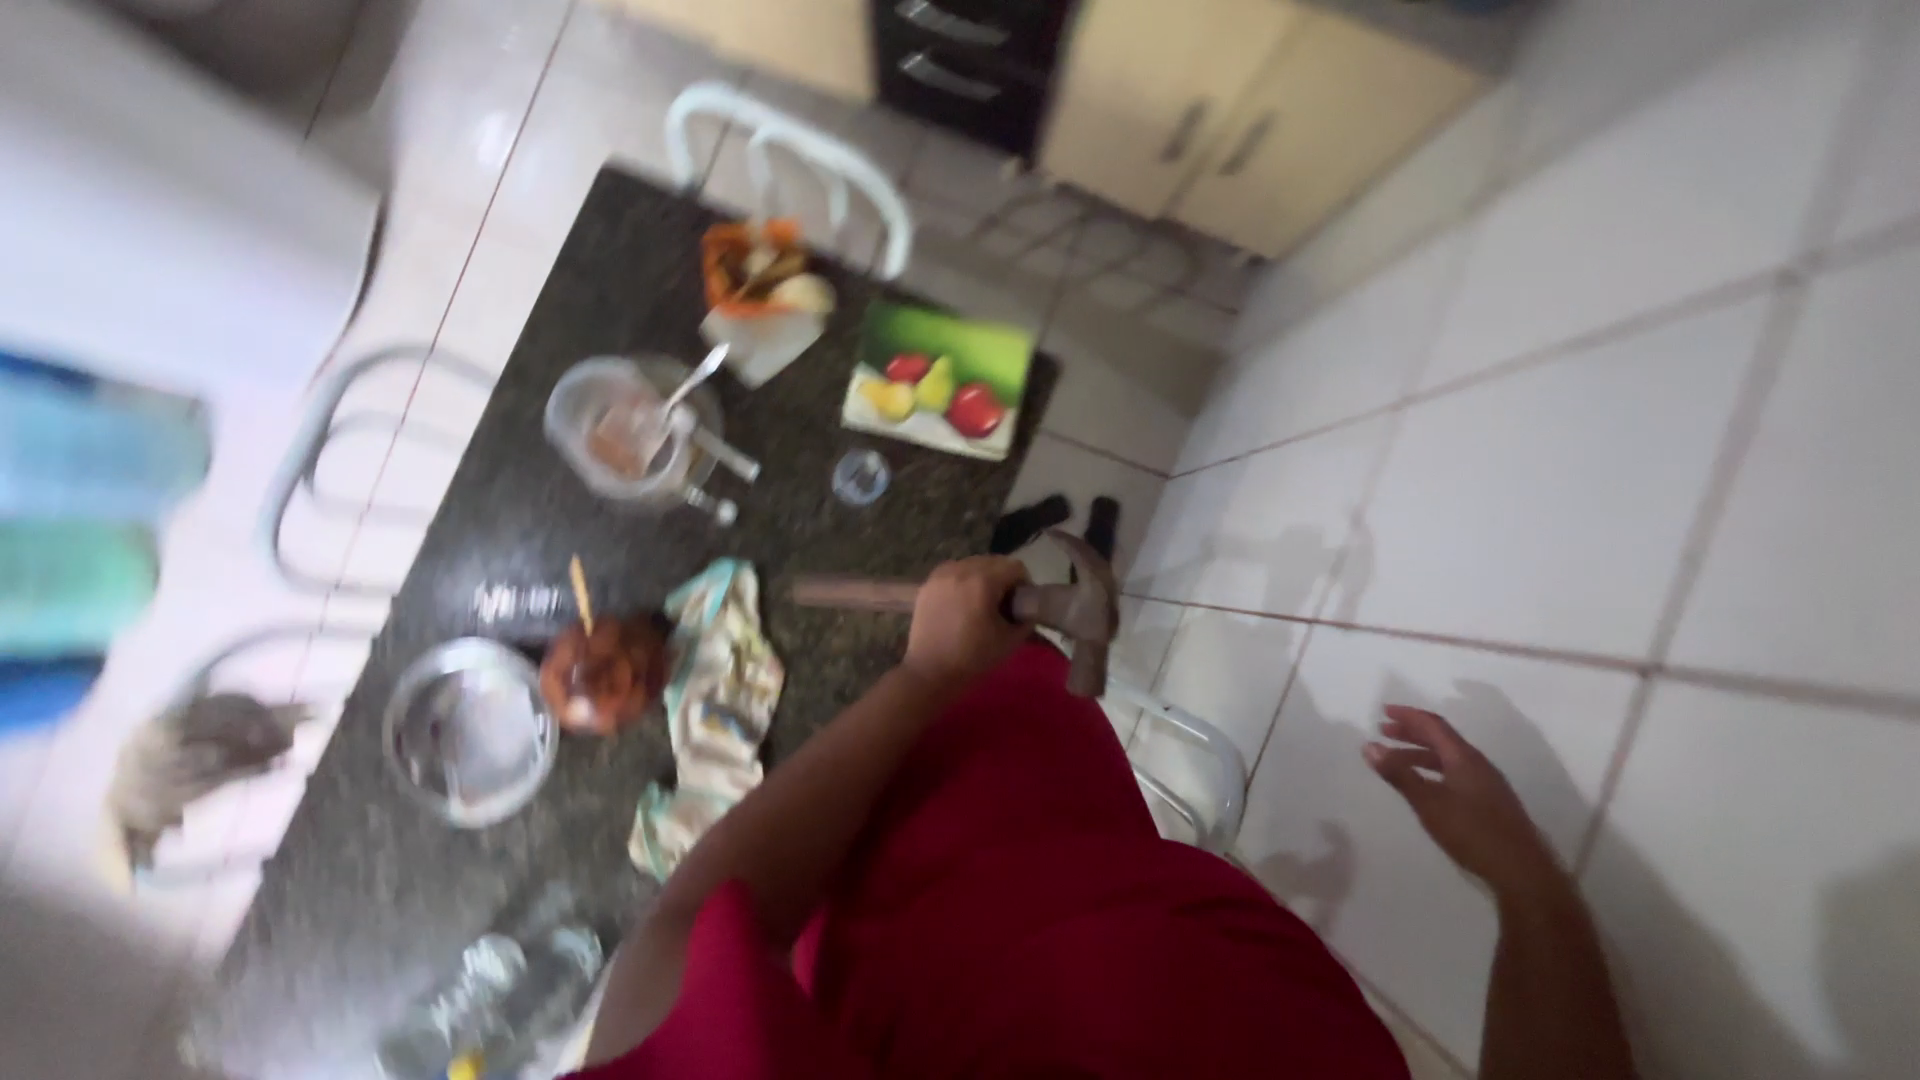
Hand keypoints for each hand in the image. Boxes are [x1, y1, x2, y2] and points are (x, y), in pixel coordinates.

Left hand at [901, 556, 1030, 691]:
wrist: (931, 672)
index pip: (1015, 567)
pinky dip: (963, 580)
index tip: (1021, 603)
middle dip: (1003, 578)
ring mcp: (941, 575)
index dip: (1024, 584)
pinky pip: (953, 571)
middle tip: (1003, 603)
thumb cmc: (974, 658)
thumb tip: (1029, 607)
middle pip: (993, 561)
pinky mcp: (927, 584)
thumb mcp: (1011, 640)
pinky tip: (962, 602)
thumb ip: (1027, 617)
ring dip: (983, 576)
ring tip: (981, 602)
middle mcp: (961, 570)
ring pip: (972, 563)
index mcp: (983, 581)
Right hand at [1364, 706, 1565, 901]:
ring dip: (1420, 753)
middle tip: (1384, 731)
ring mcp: (1487, 784)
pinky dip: (1432, 769)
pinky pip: (1455, 773)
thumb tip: (1369, 745)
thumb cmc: (1472, 832)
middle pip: (1442, 738)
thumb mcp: (1428, 802)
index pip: (1434, 725)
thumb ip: (1398, 773)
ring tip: (1395, 759)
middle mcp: (1477, 765)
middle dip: (1411, 732)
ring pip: (1448, 758)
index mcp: (1464, 758)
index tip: (1383, 711)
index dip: (1408, 715)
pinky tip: (1423, 785)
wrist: (1523, 872)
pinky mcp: (1489, 802)